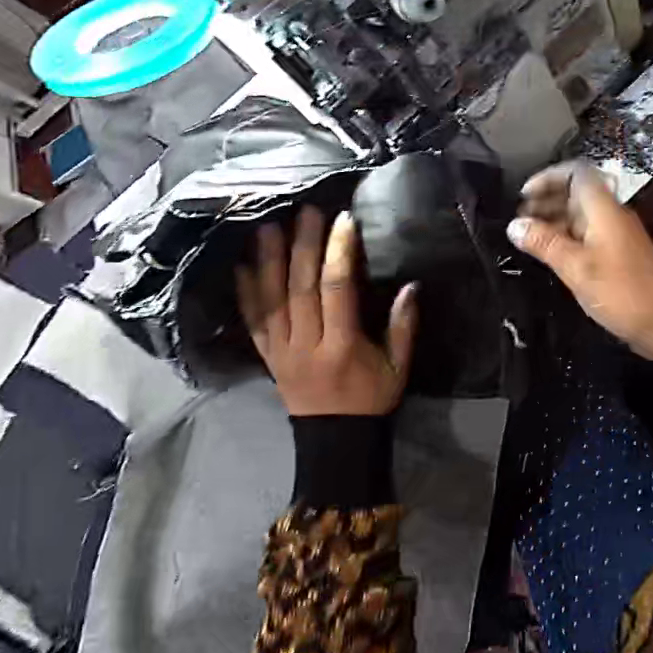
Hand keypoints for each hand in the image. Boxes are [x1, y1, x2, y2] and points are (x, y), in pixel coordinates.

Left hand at [235, 206, 419, 415]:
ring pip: (271, 300)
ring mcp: (281, 351)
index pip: (338, 290)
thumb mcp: (399, 368)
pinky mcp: (267, 357)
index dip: (339, 253)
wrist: (334, 440)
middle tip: (305, 211)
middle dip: (303, 246)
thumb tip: (411, 286)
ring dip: (269, 261)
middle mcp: (306, 344)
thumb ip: (403, 327)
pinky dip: (245, 294)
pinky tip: (241, 266)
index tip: (343, 221)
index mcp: (341, 346)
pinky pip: (252, 323)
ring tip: (268, 227)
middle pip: (300, 288)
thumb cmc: (371, 399)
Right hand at [508, 162, 652, 370]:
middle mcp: (610, 215)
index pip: (576, 173)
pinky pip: (585, 236)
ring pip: (579, 216)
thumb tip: (514, 225)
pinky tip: (548, 254)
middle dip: (545, 200)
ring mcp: (614, 235)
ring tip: (526, 236)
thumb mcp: (577, 268)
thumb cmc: (623, 292)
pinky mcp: (616, 256)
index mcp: (603, 210)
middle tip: (518, 219)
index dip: (547, 178)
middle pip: (575, 193)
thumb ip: (545, 244)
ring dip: (552, 220)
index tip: (523, 196)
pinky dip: (564, 238)